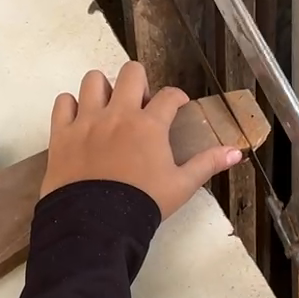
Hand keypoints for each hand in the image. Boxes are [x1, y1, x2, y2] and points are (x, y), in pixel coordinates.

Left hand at [41, 62, 241, 218]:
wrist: (97, 224)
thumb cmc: (143, 204)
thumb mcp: (181, 186)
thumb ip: (207, 164)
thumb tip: (236, 152)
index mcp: (149, 125)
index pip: (169, 96)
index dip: (176, 98)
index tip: (177, 107)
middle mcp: (118, 115)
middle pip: (131, 73)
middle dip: (139, 83)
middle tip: (139, 104)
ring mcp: (87, 121)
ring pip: (93, 80)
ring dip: (103, 88)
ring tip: (108, 107)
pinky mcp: (62, 133)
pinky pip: (63, 102)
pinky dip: (71, 105)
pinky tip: (79, 118)